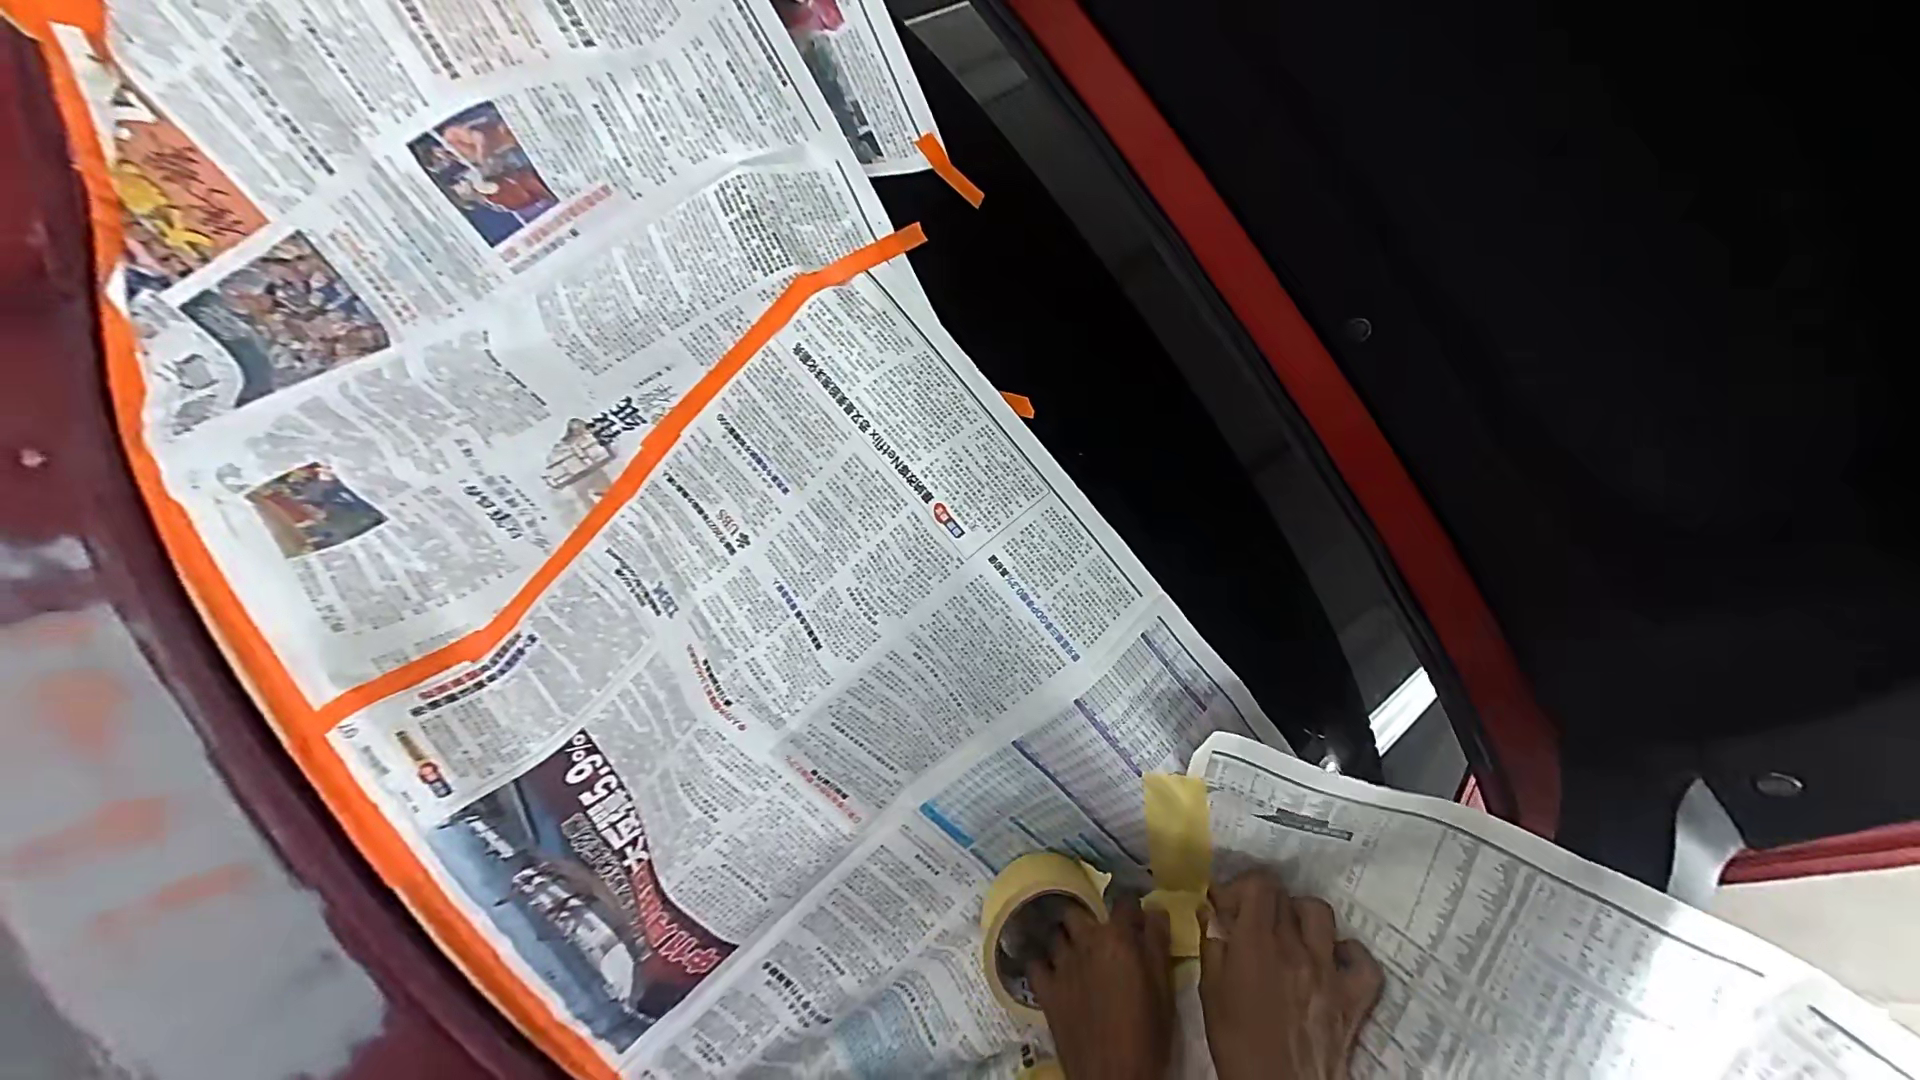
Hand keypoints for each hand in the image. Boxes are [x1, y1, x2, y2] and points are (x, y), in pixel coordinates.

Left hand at [1030, 895, 1174, 1079]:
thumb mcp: (1164, 990)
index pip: (1123, 902)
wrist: (1115, 1079)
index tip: (1134, 918)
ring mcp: (1061, 963)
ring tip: (1074, 952)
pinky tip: (1049, 970)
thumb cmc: (1148, 1036)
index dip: (1130, 908)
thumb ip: (1158, 945)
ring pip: (1056, 934)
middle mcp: (1085, 941)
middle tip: (1098, 936)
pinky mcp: (1045, 988)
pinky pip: (1035, 963)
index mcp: (1118, 938)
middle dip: (1087, 918)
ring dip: (1064, 939)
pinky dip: (1041, 963)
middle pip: (1077, 910)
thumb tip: (1155, 909)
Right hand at [1200, 870, 1383, 1079]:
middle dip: (1261, 899)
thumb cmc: (1235, 1042)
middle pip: (1283, 895)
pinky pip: (1363, 963)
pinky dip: (1349, 954)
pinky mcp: (1352, 999)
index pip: (1259, 883)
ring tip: (1288, 932)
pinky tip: (1331, 960)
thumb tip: (1211, 915)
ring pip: (1320, 914)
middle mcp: (1295, 947)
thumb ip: (1211, 944)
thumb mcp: (1209, 989)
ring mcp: (1328, 972)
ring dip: (1300, 915)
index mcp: (1256, 941)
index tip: (1224, 906)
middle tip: (1249, 919)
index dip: (1239, 886)